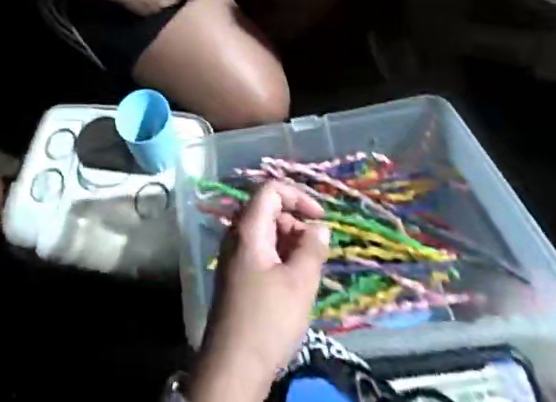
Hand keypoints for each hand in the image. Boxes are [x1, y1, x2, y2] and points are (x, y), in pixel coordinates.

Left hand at [188, 181, 330, 401]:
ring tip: (310, 270)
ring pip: (266, 234)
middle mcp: (237, 236)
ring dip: (291, 243)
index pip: (270, 190)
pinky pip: (262, 253)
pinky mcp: (237, 276)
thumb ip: (312, 249)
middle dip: (297, 223)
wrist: (233, 363)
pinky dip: (281, 258)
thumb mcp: (299, 283)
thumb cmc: (268, 319)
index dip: (298, 197)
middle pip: (268, 210)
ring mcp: (234, 256)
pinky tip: (296, 282)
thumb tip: (320, 227)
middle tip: (318, 251)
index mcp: (248, 229)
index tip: (321, 218)